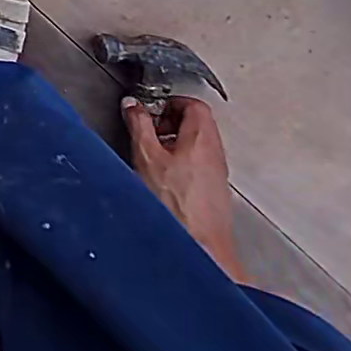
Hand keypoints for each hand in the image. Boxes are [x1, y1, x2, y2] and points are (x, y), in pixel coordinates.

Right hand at [123, 95, 246, 281]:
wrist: (199, 248)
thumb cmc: (175, 205)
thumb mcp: (145, 155)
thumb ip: (138, 124)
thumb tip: (133, 106)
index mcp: (202, 139)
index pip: (194, 105)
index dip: (172, 102)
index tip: (154, 109)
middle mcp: (215, 154)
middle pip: (199, 123)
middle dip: (172, 121)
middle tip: (152, 129)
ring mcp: (218, 174)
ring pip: (200, 144)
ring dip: (177, 142)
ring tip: (155, 154)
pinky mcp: (215, 192)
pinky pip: (201, 164)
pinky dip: (183, 161)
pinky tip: (165, 177)